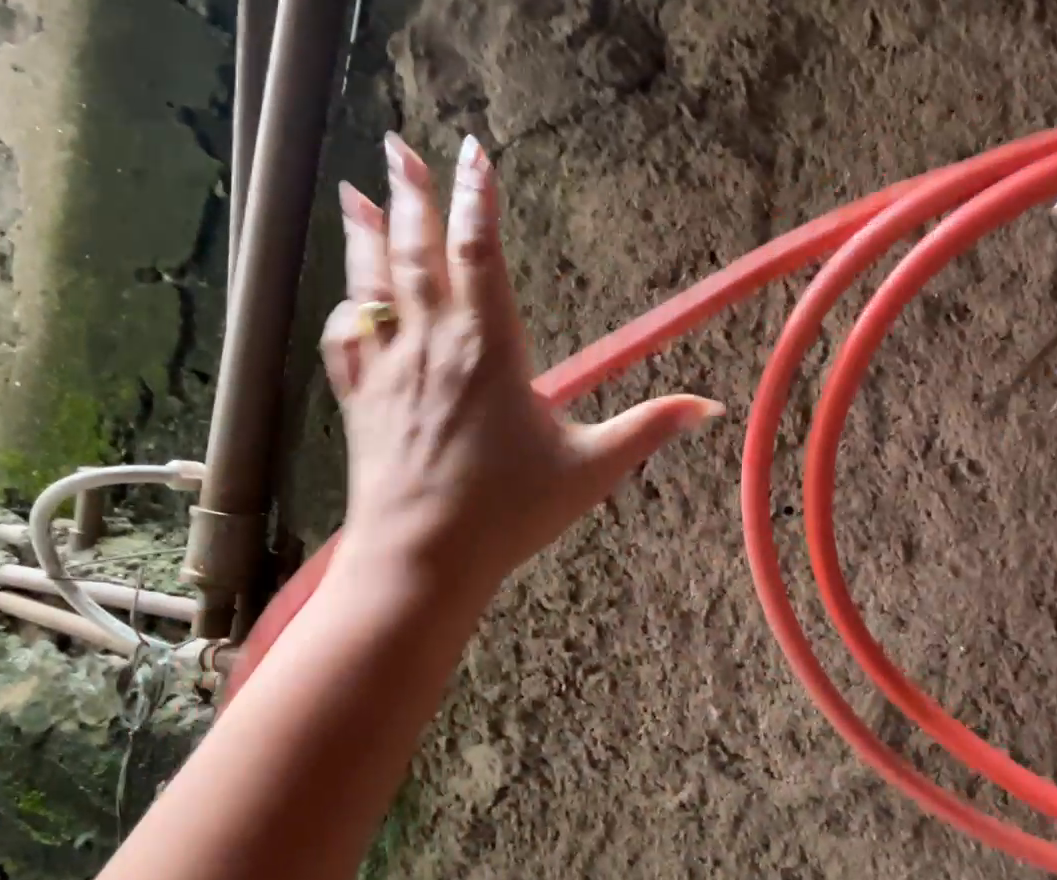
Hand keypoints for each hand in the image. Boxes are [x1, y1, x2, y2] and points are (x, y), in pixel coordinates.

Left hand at [320, 133, 721, 610]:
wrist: (423, 557)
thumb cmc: (508, 513)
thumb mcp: (591, 470)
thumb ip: (649, 429)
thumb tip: (712, 408)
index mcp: (490, 350)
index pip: (481, 253)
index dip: (477, 198)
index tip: (473, 153)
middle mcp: (433, 346)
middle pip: (417, 252)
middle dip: (411, 193)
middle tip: (396, 145)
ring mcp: (390, 372)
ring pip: (373, 285)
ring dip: (366, 233)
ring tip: (354, 189)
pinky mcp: (362, 403)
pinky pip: (345, 341)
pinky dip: (346, 310)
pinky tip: (348, 299)